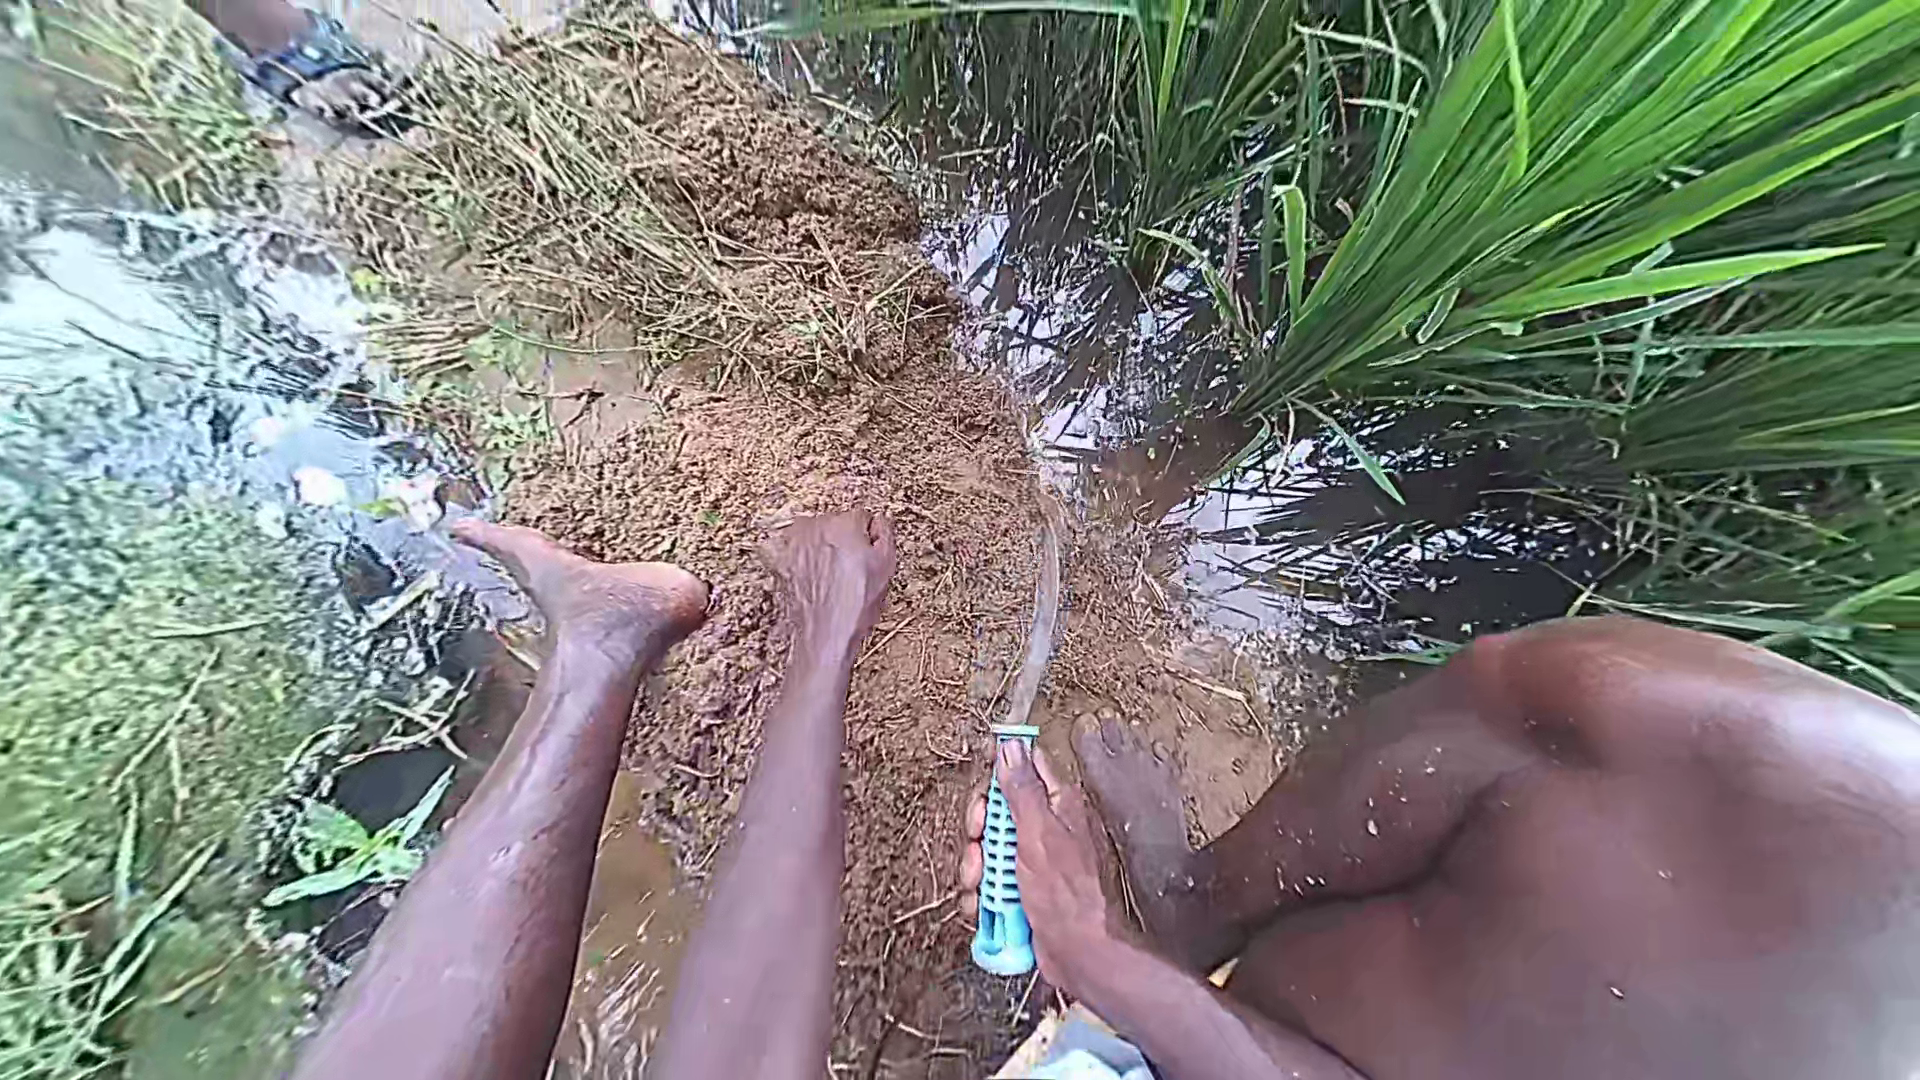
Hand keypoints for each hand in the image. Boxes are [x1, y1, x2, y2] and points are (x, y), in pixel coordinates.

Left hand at [762, 511, 897, 654]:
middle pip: (837, 523)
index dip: (869, 538)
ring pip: (816, 536)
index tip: (869, 555)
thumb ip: (885, 533)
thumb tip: (879, 522)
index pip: (861, 517)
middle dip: (845, 541)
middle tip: (853, 569)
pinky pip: (798, 552)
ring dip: (824, 548)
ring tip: (833, 577)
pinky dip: (805, 560)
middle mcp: (815, 528)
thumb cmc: (854, 605)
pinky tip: (816, 581)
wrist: (825, 635)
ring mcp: (795, 544)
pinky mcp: (781, 561)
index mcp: (843, 524)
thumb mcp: (886, 565)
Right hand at [984, 740, 1133, 989]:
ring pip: (990, 844)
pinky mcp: (1021, 885)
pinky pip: (991, 876)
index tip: (985, 796)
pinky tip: (982, 904)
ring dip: (978, 865)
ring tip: (981, 884)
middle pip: (998, 807)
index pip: (1024, 767)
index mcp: (1057, 803)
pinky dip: (982, 891)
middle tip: (980, 845)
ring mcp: (1032, 856)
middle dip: (982, 828)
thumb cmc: (1066, 892)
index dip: (999, 773)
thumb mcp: (1038, 833)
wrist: (1079, 955)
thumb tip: (1011, 745)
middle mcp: (1045, 824)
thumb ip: (1022, 789)